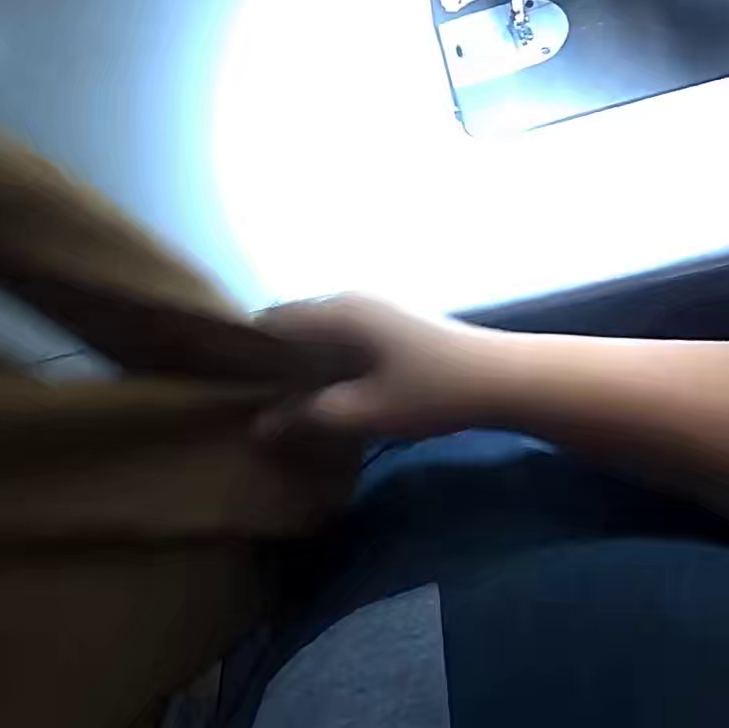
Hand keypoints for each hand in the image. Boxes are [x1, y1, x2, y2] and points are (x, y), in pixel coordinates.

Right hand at [255, 295, 516, 438]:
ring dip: (302, 362)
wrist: (503, 377)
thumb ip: (308, 417)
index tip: (225, 388)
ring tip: (282, 403)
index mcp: (339, 310)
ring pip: (320, 332)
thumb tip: (257, 428)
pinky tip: (326, 391)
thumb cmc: (432, 391)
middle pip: (295, 324)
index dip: (245, 352)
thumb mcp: (365, 411)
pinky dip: (327, 360)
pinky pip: (343, 337)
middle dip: (272, 361)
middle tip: (249, 403)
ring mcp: (376, 309)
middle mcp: (353, 299)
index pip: (272, 321)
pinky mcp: (393, 324)